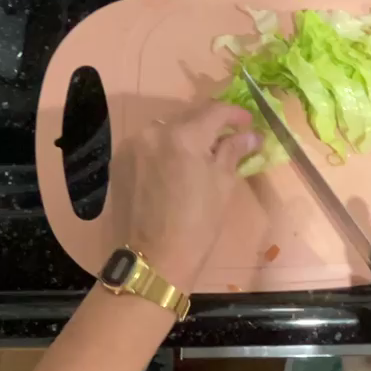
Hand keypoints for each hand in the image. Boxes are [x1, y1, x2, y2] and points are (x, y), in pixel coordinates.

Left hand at [119, 103, 259, 289]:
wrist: (154, 259)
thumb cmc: (197, 224)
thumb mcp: (222, 185)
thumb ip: (233, 151)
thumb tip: (251, 135)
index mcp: (184, 136)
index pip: (214, 110)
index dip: (235, 113)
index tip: (247, 123)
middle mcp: (154, 132)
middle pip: (188, 117)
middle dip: (210, 125)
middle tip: (228, 138)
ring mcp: (133, 145)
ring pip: (166, 130)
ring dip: (185, 136)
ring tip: (199, 155)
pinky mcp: (119, 161)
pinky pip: (148, 145)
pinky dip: (164, 149)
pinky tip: (173, 168)